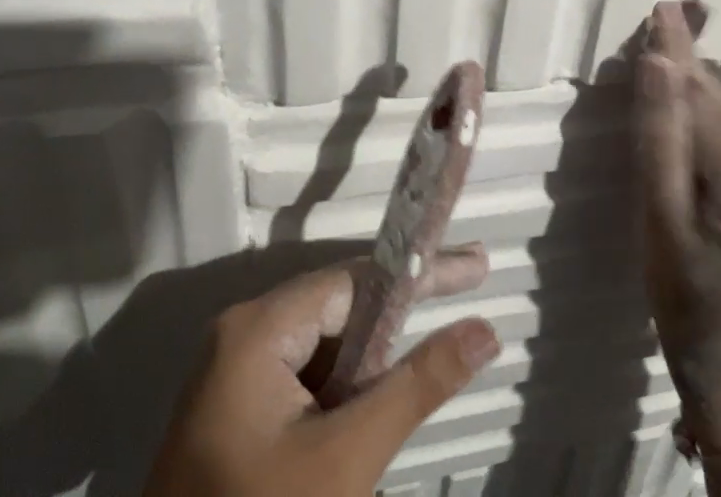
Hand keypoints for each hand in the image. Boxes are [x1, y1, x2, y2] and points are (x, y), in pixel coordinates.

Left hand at [146, 247, 500, 496]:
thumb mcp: (348, 454)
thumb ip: (417, 385)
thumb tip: (483, 329)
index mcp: (257, 330)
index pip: (354, 280)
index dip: (419, 272)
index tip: (476, 266)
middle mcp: (242, 335)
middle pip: (340, 304)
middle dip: (405, 307)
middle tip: (472, 283)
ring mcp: (236, 372)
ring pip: (327, 342)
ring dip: (379, 352)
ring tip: (437, 349)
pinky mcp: (239, 407)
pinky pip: (308, 374)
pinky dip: (349, 382)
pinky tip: (380, 397)